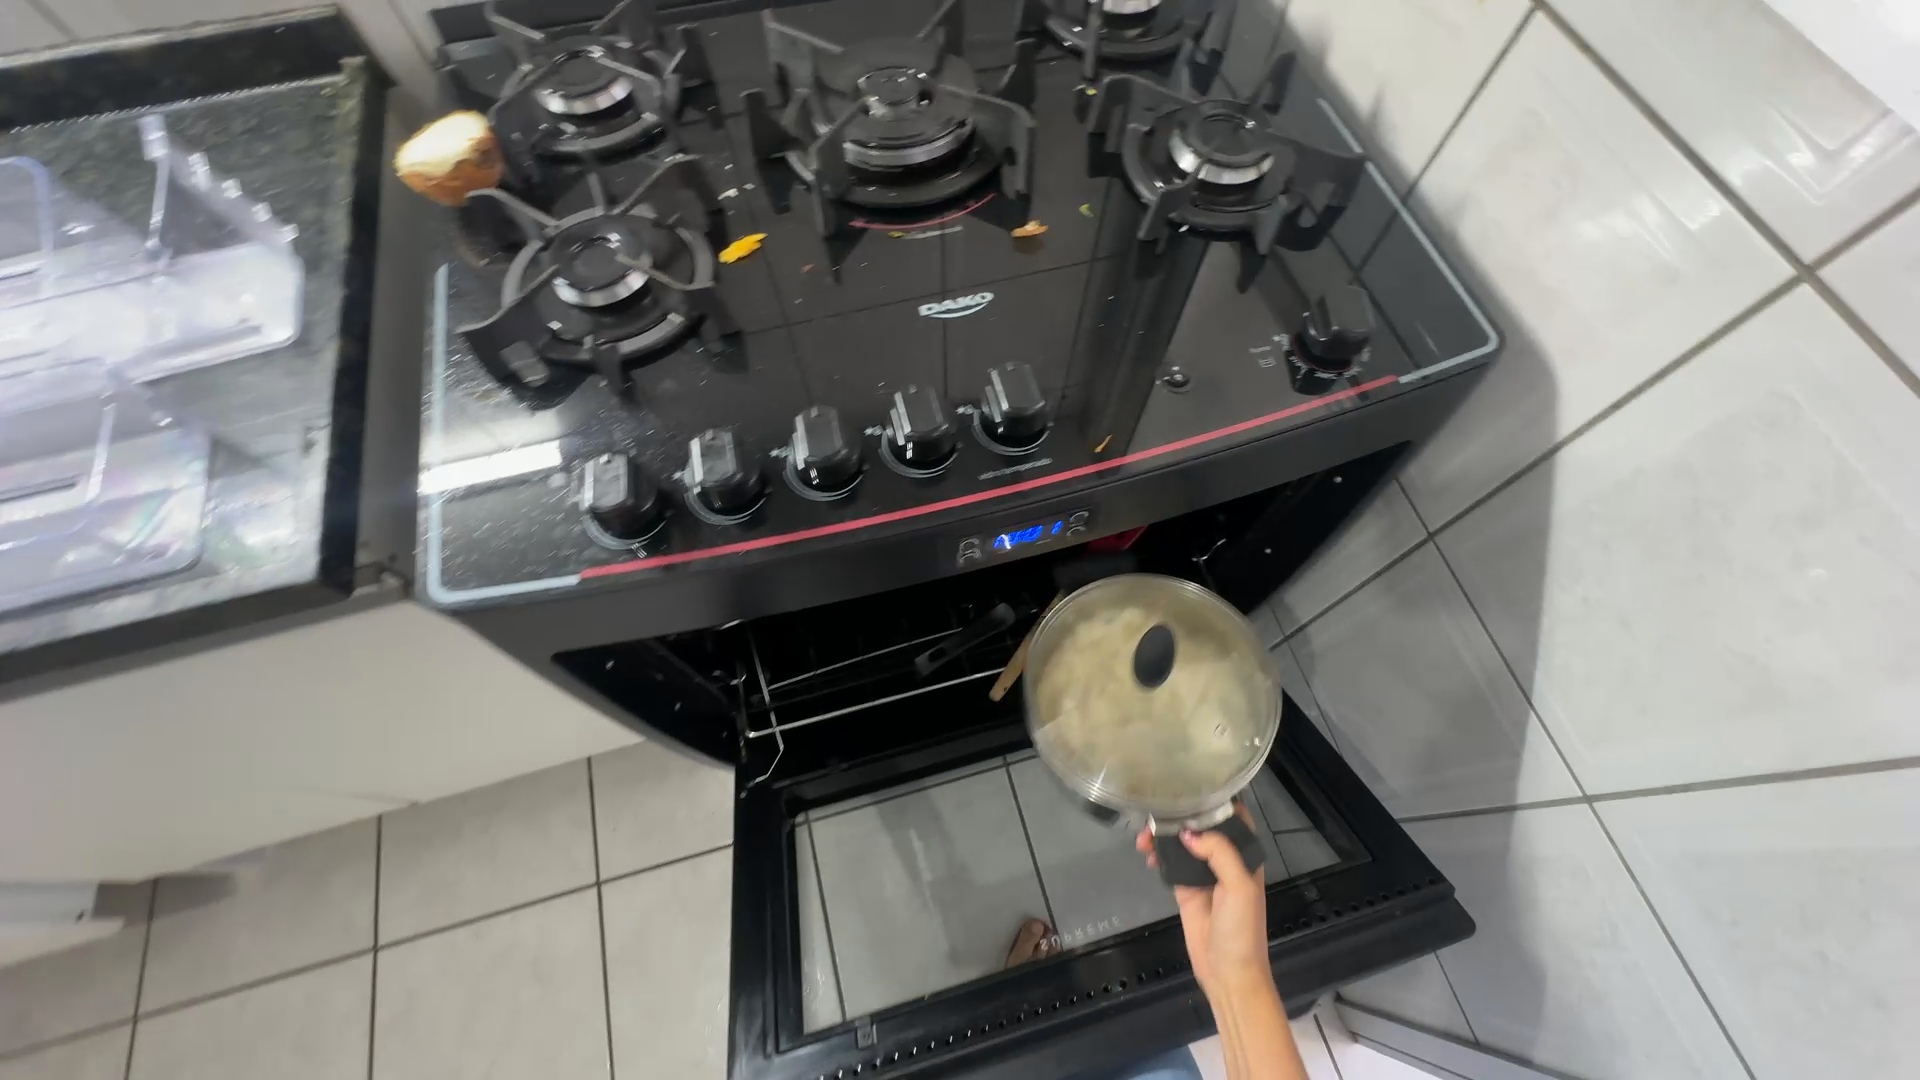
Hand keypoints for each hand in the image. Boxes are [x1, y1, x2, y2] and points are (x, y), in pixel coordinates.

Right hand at [1136, 803, 1271, 998]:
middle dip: (1180, 816)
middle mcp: (1224, 860)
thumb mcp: (1238, 887)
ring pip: (1182, 843)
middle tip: (1157, 812)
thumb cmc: (1241, 929)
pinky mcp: (1185, 888)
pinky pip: (1169, 863)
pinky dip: (1157, 854)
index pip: (1234, 818)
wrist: (1228, 974)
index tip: (1192, 786)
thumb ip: (1219, 853)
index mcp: (1244, 857)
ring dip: (1164, 836)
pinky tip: (1147, 854)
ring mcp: (1203, 874)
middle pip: (1201, 828)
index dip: (1216, 801)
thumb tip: (1188, 834)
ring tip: (1144, 837)